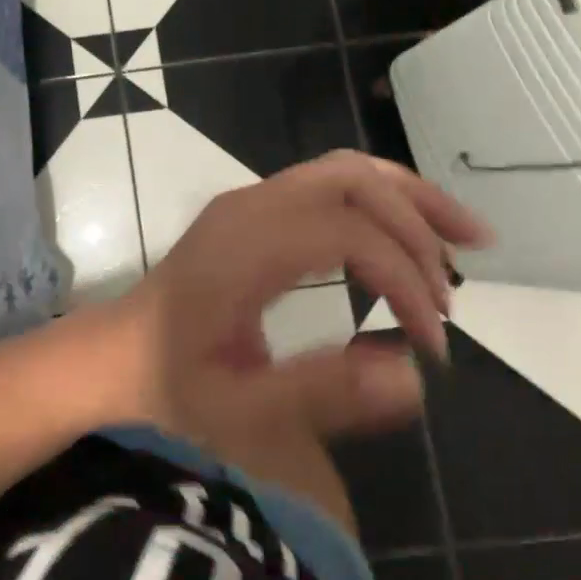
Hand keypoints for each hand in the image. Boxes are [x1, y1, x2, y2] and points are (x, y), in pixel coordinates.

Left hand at [120, 150, 491, 442]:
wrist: (113, 359)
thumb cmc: (168, 386)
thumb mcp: (238, 407)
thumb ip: (321, 393)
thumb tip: (414, 378)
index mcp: (246, 244)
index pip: (351, 233)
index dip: (405, 280)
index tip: (433, 344)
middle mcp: (251, 206)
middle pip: (352, 178)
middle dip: (419, 215)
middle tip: (467, 273)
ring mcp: (250, 204)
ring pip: (342, 172)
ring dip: (405, 198)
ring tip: (465, 238)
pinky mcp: (253, 215)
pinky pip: (326, 187)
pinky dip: (376, 202)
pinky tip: (406, 240)